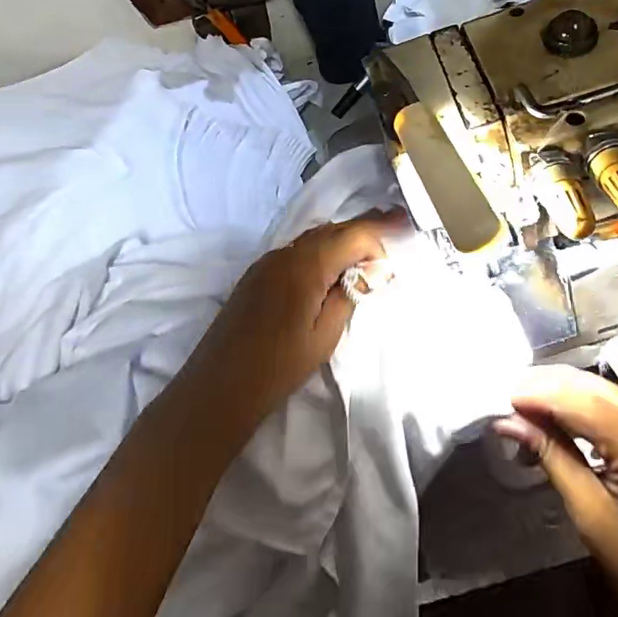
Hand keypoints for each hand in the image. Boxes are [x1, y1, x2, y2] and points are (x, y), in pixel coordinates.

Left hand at [181, 211, 405, 435]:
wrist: (216, 390)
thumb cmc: (277, 368)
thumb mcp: (325, 335)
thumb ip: (349, 295)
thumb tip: (371, 270)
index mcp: (305, 266)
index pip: (352, 235)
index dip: (379, 237)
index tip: (400, 243)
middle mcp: (285, 254)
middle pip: (332, 229)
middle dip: (364, 230)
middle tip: (395, 226)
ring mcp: (267, 262)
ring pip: (314, 237)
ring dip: (342, 239)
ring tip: (368, 250)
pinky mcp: (256, 275)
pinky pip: (297, 250)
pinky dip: (321, 250)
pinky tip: (332, 267)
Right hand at [496, 366, 617, 616]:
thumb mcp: (593, 517)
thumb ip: (553, 458)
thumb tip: (510, 421)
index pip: (577, 395)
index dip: (535, 393)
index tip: (500, 401)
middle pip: (588, 384)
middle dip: (544, 390)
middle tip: (506, 408)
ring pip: (599, 388)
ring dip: (560, 397)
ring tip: (523, 416)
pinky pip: (613, 402)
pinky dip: (581, 407)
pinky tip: (558, 422)